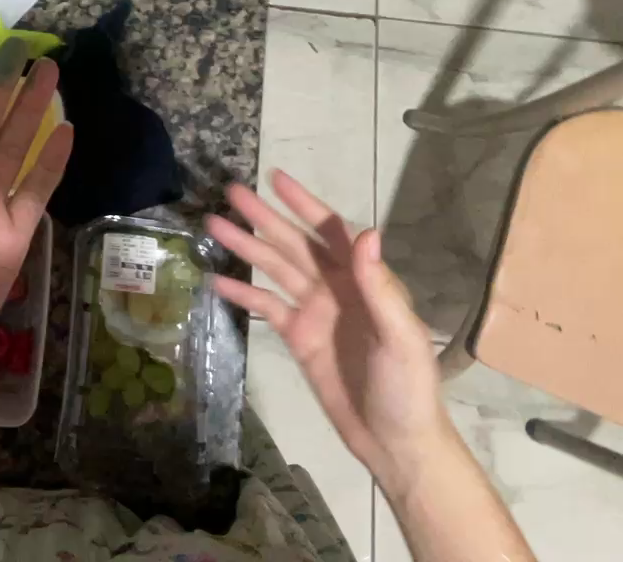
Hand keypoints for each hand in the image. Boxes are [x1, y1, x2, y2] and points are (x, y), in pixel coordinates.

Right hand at [208, 170, 450, 490]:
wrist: (395, 443)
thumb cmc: (409, 388)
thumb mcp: (401, 338)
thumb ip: (380, 287)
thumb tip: (367, 232)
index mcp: (364, 280)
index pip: (330, 231)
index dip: (304, 204)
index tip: (276, 178)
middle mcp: (336, 286)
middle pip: (293, 243)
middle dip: (263, 217)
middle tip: (231, 192)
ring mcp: (314, 310)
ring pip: (274, 268)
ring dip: (245, 247)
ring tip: (213, 224)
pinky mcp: (297, 336)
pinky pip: (265, 306)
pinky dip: (241, 293)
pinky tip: (215, 280)